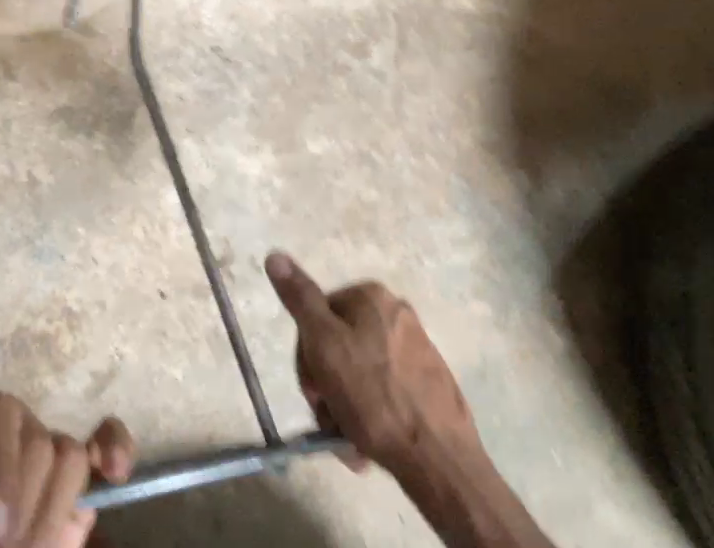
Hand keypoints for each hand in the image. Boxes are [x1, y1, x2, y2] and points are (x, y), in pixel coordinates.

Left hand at [0, 333, 136, 547]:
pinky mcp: (77, 480)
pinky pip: (108, 442)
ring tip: (27, 546)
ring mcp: (47, 452)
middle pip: (42, 443)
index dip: (5, 473)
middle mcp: (13, 424)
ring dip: (51, 512)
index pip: (5, 414)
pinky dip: (116, 448)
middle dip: (25, 506)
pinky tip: (115, 471)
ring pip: (73, 458)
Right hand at [265, 252, 479, 471]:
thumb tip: (275, 255)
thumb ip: (300, 299)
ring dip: (343, 403)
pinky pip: (384, 390)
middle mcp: (397, 314)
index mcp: (371, 297)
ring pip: (358, 371)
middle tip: (326, 415)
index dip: (306, 355)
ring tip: (345, 435)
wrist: (438, 458)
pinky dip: (369, 412)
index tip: (312, 390)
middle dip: (325, 383)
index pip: (316, 315)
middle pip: (337, 343)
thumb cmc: (373, 397)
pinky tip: (366, 439)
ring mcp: (417, 348)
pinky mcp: (429, 381)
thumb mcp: (324, 344)